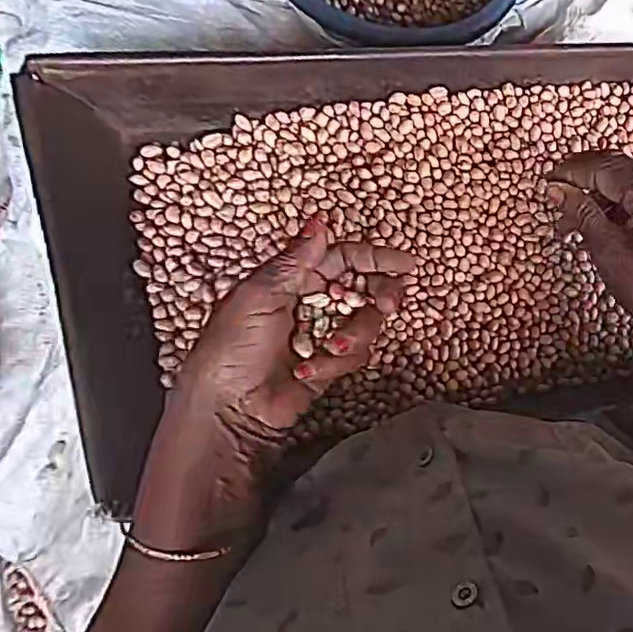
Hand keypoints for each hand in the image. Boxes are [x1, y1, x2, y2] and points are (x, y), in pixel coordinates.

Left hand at [172, 218, 412, 434]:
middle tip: (389, 304)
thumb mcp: (259, 296)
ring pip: (366, 324)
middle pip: (365, 288)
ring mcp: (324, 333)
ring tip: (330, 347)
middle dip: (381, 296)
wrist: (229, 408)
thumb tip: (319, 223)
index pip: (343, 259)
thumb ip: (295, 261)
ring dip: (353, 335)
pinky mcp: (332, 363)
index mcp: (293, 280)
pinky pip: (355, 355)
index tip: (403, 264)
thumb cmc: (230, 350)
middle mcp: (313, 303)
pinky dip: (335, 363)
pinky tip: (308, 370)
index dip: (375, 259)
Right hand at [548, 151, 632, 349]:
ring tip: (568, 213)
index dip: (574, 172)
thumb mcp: (606, 247)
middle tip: (556, 187)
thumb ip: (581, 211)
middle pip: (616, 169)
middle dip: (582, 178)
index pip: (608, 168)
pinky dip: (606, 207)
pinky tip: (588, 221)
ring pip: (621, 184)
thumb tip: (559, 190)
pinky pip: (629, 200)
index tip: (552, 179)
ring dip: (592, 194)